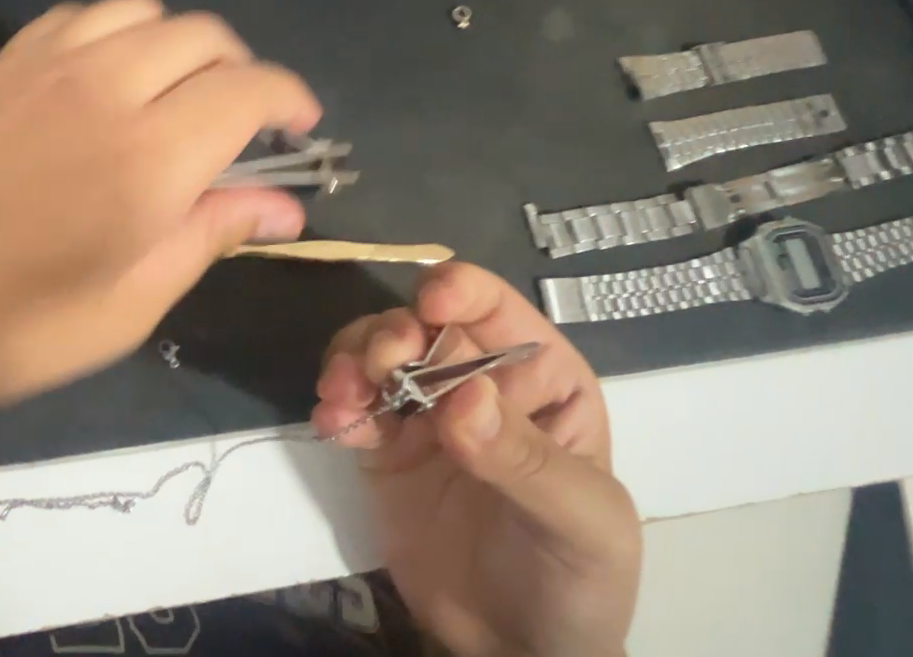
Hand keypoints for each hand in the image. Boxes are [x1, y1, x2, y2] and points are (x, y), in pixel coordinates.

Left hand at [0, 0, 320, 429]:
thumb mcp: (124, 310)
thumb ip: (206, 238)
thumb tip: (280, 206)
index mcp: (149, 157)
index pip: (249, 89)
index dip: (290, 100)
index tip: (300, 131)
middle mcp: (105, 87)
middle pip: (203, 35)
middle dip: (241, 70)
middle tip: (240, 129)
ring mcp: (44, 65)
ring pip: (142, 12)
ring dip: (179, 44)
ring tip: (175, 98)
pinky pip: (78, 18)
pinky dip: (115, 35)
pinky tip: (103, 83)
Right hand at [312, 263, 641, 656]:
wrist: (513, 650)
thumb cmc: (573, 577)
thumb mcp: (580, 522)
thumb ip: (526, 459)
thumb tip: (464, 396)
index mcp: (539, 378)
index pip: (494, 309)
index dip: (460, 292)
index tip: (428, 308)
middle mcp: (476, 378)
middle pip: (419, 322)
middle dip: (391, 333)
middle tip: (376, 368)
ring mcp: (423, 410)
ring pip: (374, 350)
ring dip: (350, 361)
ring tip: (340, 398)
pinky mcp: (382, 445)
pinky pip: (350, 403)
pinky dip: (334, 404)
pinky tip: (332, 426)